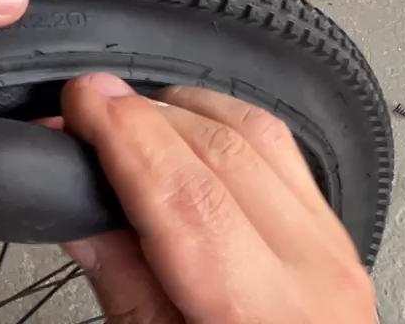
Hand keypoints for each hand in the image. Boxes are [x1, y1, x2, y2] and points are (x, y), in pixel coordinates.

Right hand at [58, 74, 373, 323]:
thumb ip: (120, 281)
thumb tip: (73, 200)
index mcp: (265, 320)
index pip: (188, 197)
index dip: (125, 134)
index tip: (81, 102)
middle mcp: (314, 278)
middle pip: (217, 150)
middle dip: (139, 112)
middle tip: (85, 105)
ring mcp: (331, 246)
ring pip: (250, 128)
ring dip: (176, 108)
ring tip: (125, 116)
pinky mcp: (329, 227)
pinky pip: (274, 141)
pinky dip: (216, 118)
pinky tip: (181, 126)